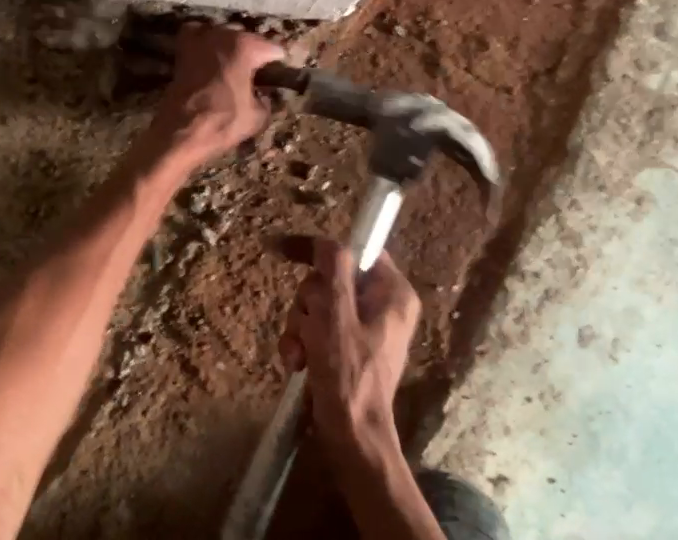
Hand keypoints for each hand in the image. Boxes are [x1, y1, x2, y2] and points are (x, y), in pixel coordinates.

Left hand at [144, 24, 283, 167]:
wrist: (182, 129)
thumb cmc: (223, 122)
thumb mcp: (258, 116)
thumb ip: (267, 101)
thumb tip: (265, 97)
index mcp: (248, 48)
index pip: (273, 48)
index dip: (279, 61)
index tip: (280, 71)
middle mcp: (225, 35)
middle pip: (249, 37)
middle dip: (256, 50)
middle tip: (258, 70)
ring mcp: (202, 38)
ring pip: (224, 31)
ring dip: (231, 43)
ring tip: (234, 61)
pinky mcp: (183, 47)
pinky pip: (197, 31)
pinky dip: (204, 37)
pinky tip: (208, 50)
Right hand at [278, 239, 421, 461]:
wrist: (351, 437)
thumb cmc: (348, 374)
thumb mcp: (336, 313)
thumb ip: (333, 270)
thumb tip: (327, 240)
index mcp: (392, 292)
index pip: (355, 249)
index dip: (320, 250)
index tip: (284, 252)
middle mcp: (382, 305)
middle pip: (328, 279)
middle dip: (306, 303)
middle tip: (305, 325)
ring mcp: (364, 329)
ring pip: (316, 305)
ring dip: (299, 326)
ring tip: (299, 353)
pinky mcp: (347, 349)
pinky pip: (316, 329)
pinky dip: (302, 343)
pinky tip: (297, 362)